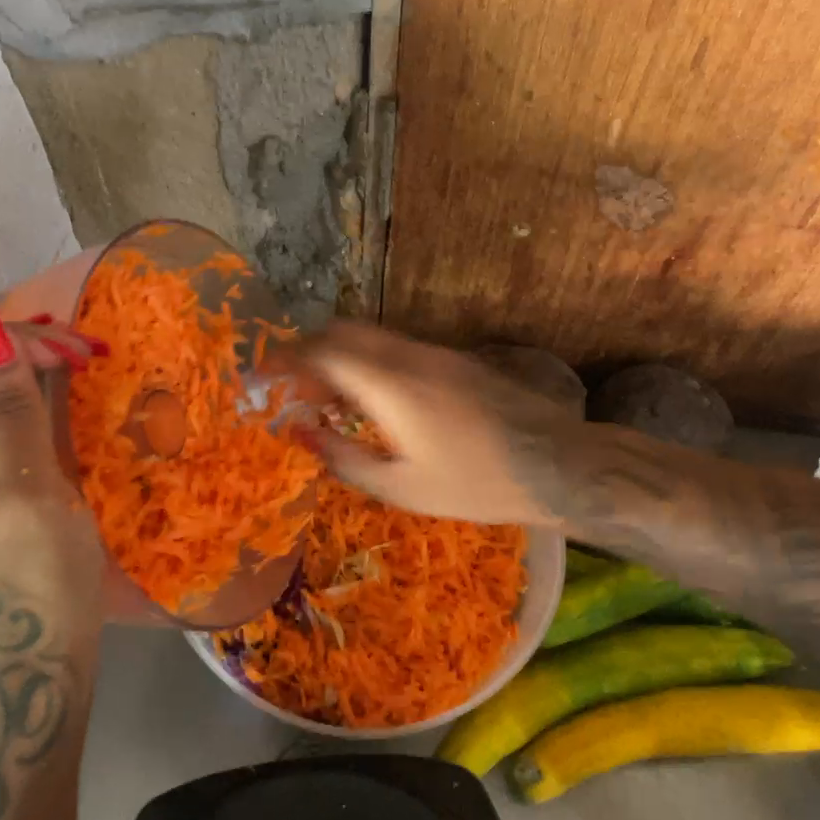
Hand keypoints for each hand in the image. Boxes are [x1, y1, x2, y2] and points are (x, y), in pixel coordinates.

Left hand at [0, 302, 104, 819]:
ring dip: (25, 371)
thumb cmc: (35, 586)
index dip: (4, 346)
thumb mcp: (27, 498)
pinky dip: (21, 400)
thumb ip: (7, 415)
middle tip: (85, 352)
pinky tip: (57, 387)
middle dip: (19, 355)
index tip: (71, 348)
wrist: (39, 659)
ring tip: (80, 359)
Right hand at [291, 322, 570, 525]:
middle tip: (294, 391)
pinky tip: (372, 401)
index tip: (260, 378)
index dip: (283, 360)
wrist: (559, 464)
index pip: (321, 352)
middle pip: (342, 332)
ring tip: (328, 402)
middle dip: (307, 354)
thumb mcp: (402, 487)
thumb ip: (344, 459)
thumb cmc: (476, 484)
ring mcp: (435, 352)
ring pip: (369, 337)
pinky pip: (395, 347)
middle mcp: (409, 355)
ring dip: (339, 358)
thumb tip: (301, 436)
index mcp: (390, 385)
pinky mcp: (454, 359)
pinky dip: (367, 362)